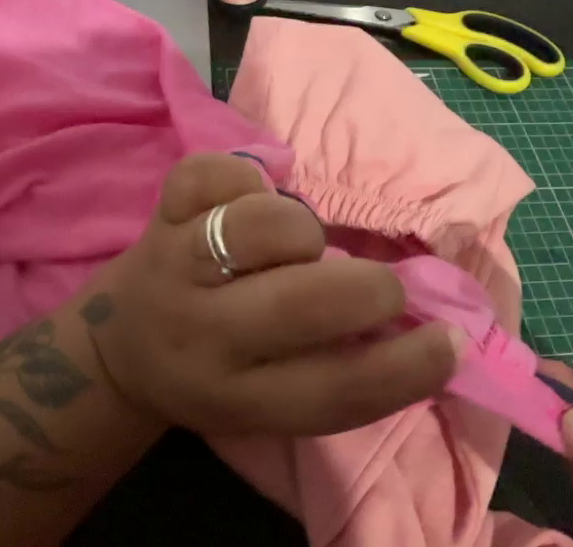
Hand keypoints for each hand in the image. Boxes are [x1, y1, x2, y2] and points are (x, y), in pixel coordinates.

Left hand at [78, 153, 463, 436]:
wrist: (121, 346)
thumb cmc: (217, 375)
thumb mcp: (272, 399)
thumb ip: (340, 369)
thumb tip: (431, 328)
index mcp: (241, 395)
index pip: (334, 390)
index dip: (406, 367)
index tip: (451, 339)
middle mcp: (205, 333)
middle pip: (302, 304)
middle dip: (366, 288)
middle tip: (379, 284)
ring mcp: (177, 266)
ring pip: (262, 225)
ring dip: (301, 228)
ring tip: (298, 243)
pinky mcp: (161, 215)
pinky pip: (210, 173)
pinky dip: (244, 174)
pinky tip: (251, 196)